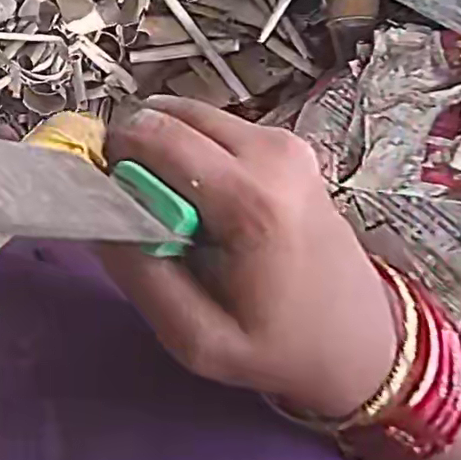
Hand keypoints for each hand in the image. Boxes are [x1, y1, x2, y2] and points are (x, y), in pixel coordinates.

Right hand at [98, 96, 399, 419]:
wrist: (361, 337)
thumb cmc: (279, 345)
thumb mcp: (198, 339)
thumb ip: (140, 276)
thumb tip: (99, 215)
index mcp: (252, 200)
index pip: (154, 135)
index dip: (118, 159)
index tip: (116, 197)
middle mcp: (272, 152)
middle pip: (167, 114)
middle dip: (139, 151)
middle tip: (146, 205)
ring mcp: (284, 141)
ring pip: (187, 115)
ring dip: (166, 151)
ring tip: (181, 206)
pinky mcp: (286, 140)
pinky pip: (212, 125)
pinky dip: (193, 151)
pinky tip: (208, 197)